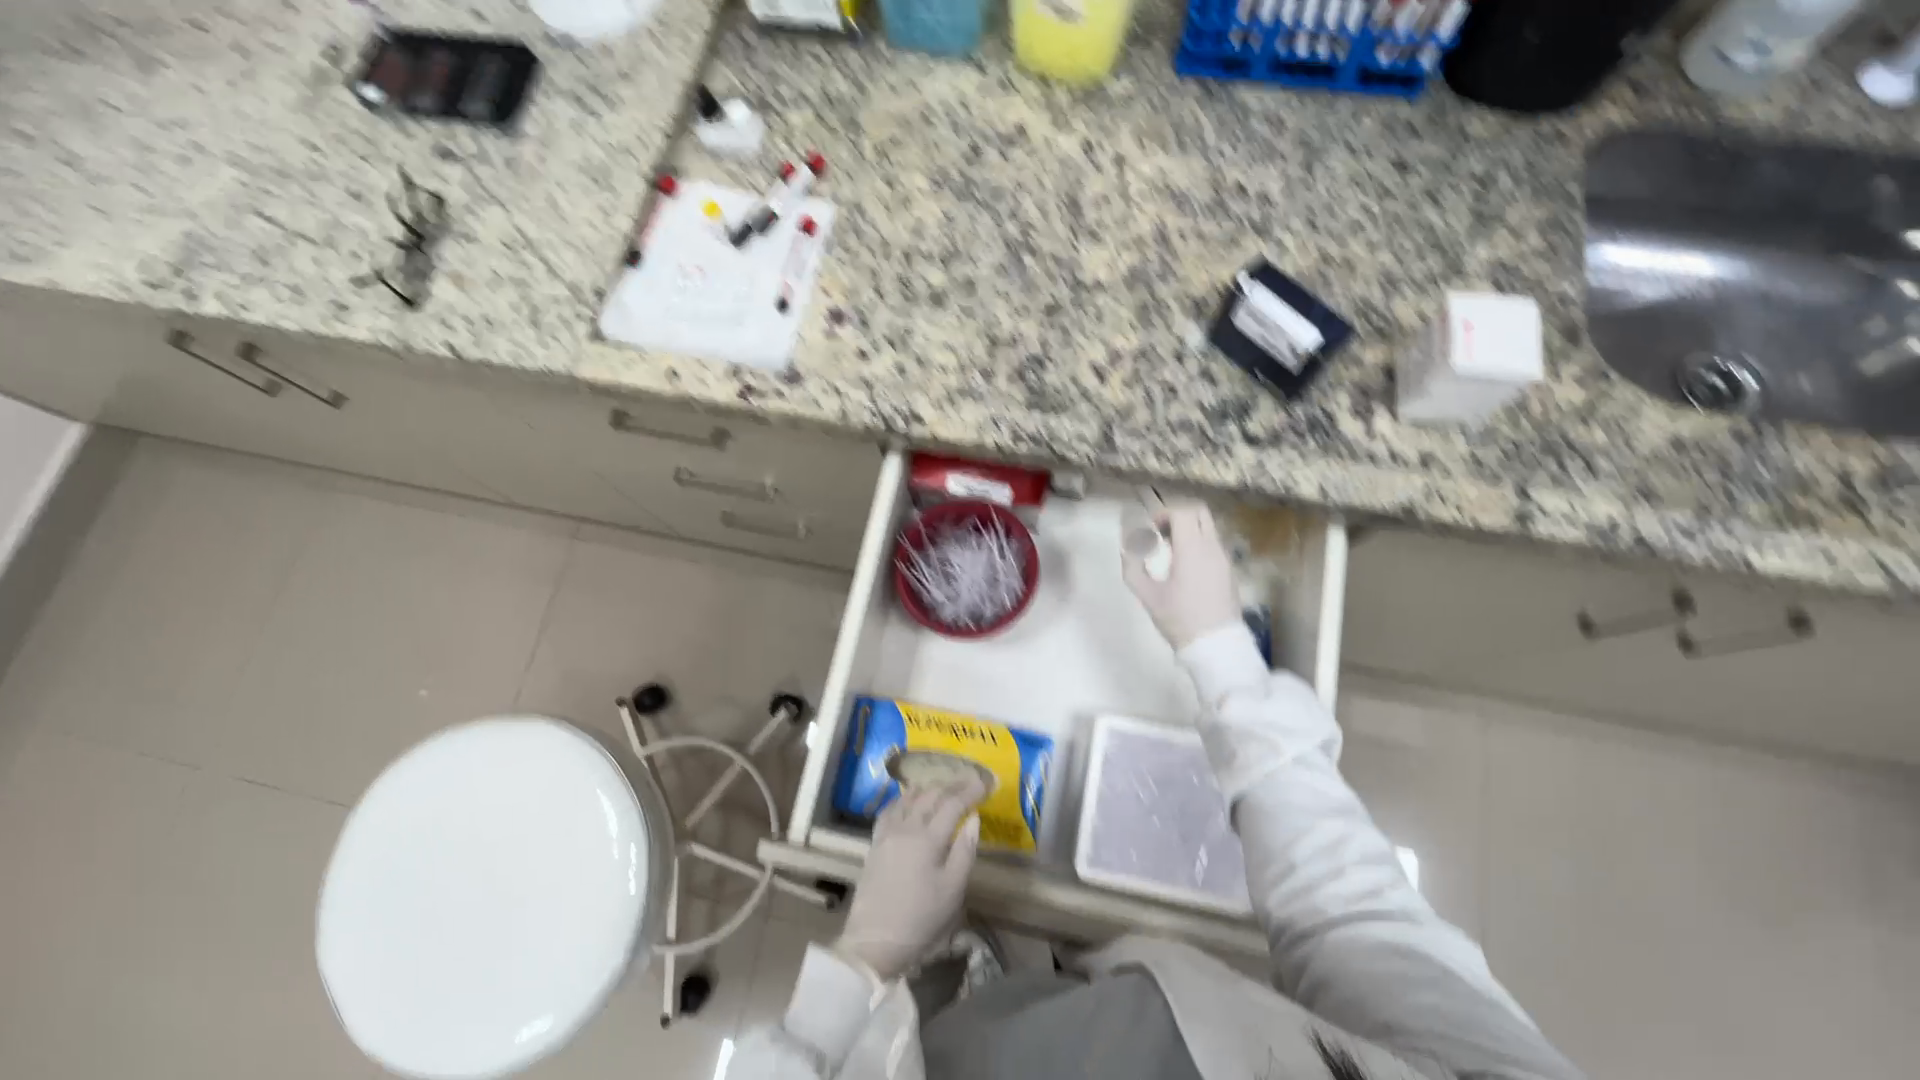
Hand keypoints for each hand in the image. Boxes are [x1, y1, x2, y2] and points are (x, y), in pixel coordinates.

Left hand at [834, 779, 984, 980]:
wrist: (875, 940)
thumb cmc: (921, 918)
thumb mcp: (953, 890)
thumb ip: (964, 851)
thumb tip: (973, 818)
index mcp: (928, 839)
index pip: (953, 804)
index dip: (971, 791)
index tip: (986, 783)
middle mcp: (906, 828)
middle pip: (929, 795)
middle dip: (951, 786)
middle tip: (969, 782)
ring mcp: (887, 834)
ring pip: (908, 798)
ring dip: (927, 788)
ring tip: (942, 787)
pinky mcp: (875, 843)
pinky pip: (890, 809)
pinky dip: (904, 799)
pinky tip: (909, 801)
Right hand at [1123, 503, 1241, 649]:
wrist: (1215, 645)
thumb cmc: (1179, 619)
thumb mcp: (1147, 596)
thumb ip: (1133, 567)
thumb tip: (1127, 547)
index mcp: (1192, 550)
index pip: (1183, 513)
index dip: (1164, 514)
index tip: (1152, 529)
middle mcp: (1212, 548)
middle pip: (1201, 512)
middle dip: (1179, 515)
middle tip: (1163, 533)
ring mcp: (1225, 559)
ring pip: (1209, 527)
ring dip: (1190, 530)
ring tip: (1173, 552)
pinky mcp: (1230, 570)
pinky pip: (1215, 544)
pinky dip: (1200, 543)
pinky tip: (1187, 567)